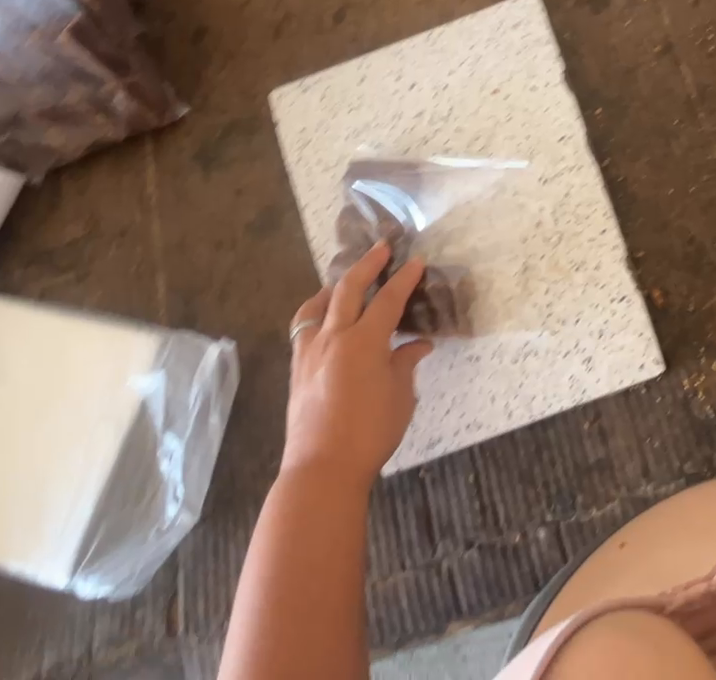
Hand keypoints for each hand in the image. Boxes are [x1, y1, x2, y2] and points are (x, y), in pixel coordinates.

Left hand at [280, 242, 434, 485]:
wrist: (322, 467)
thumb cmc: (371, 433)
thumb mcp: (401, 396)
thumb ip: (406, 363)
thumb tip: (418, 345)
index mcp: (364, 341)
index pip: (388, 300)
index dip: (404, 279)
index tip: (416, 262)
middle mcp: (333, 337)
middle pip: (349, 288)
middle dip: (367, 265)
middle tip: (382, 248)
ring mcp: (310, 351)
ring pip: (319, 304)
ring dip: (337, 286)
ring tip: (349, 281)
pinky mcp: (297, 367)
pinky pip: (304, 326)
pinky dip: (316, 311)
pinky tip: (324, 317)